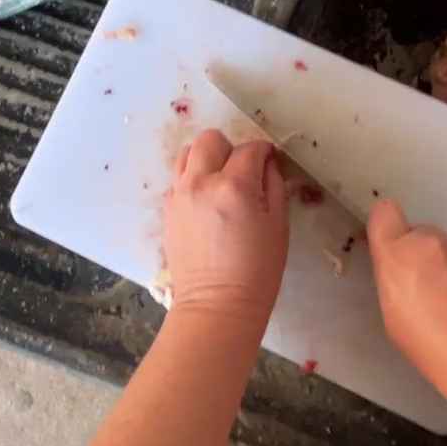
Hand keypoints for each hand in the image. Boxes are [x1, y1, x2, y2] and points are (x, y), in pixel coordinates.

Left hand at [162, 131, 288, 323]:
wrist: (217, 306)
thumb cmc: (258, 271)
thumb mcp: (278, 226)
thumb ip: (273, 186)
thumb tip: (267, 163)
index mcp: (234, 186)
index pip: (249, 149)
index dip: (264, 152)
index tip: (270, 161)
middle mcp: (201, 182)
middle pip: (210, 139)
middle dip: (230, 149)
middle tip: (242, 172)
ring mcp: (179, 195)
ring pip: (188, 153)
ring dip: (206, 159)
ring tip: (220, 182)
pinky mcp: (168, 210)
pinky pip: (179, 179)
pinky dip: (193, 180)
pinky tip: (206, 202)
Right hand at [367, 199, 446, 419]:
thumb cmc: (432, 347)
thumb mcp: (394, 315)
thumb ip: (394, 277)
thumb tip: (404, 268)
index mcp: (399, 253)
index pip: (385, 212)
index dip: (388, 227)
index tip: (392, 248)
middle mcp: (432, 242)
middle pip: (419, 235)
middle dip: (421, 256)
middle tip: (427, 290)